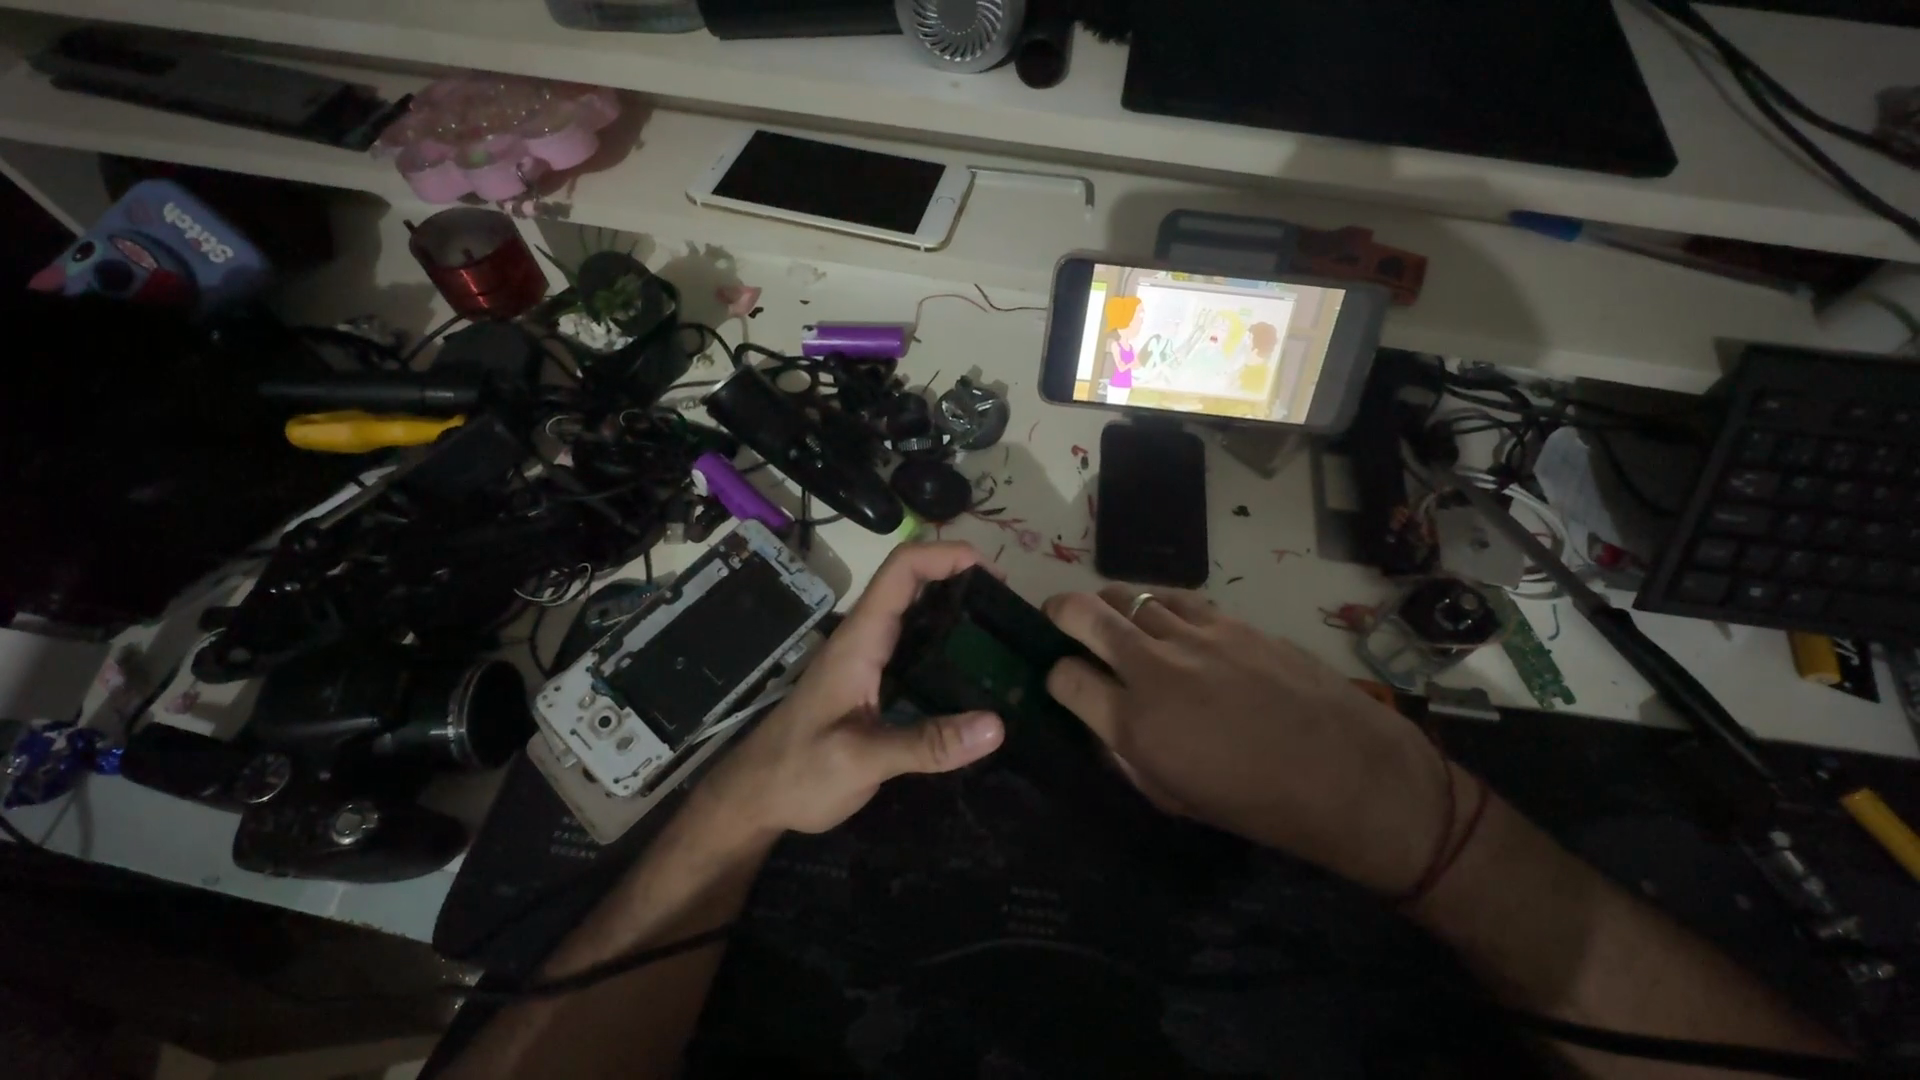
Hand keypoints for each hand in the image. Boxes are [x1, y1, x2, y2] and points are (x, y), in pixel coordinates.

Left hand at [700, 543, 1005, 836]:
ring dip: (955, 611)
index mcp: (859, 641)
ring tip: (1001, 634)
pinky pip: (914, 650)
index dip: (945, 555)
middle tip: (1009, 607)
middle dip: (960, 579)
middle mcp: (864, 641)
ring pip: (914, 615)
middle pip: (912, 584)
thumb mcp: (861, 760)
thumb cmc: (798, 772)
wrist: (755, 798)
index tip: (994, 572)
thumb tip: (997, 725)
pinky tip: (973, 674)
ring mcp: (867, 662)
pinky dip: (946, 646)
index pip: (901, 570)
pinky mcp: (871, 685)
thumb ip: (926, 744)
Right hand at [1043, 585, 1458, 893]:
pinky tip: (1162, 617)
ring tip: (1111, 616)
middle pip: (1082, 614)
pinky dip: (1158, 605)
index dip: (1055, 677)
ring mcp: (1195, 637)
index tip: (1064, 682)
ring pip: (1129, 596)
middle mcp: (1153, 669)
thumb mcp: (1174, 798)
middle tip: (1056, 618)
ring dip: (1109, 605)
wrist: (1349, 777)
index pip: (1064, 678)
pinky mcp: (1232, 621)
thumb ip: (1127, 756)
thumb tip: (1104, 723)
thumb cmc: (1258, 805)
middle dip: (1058, 611)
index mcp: (1135, 724)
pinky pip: (1177, 598)